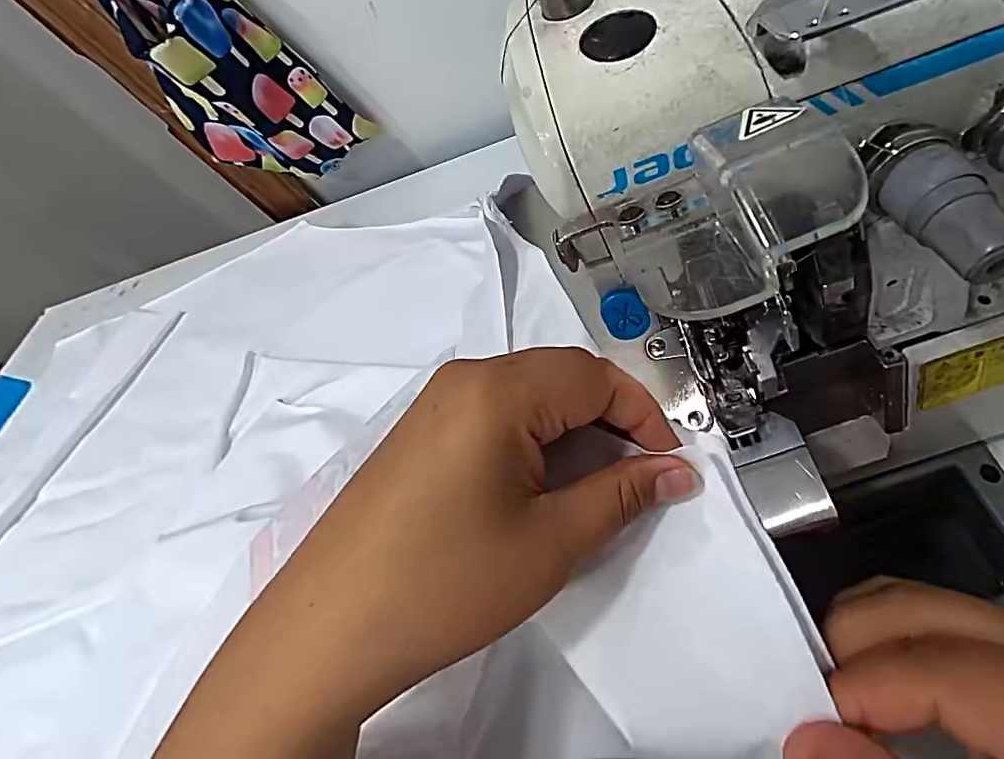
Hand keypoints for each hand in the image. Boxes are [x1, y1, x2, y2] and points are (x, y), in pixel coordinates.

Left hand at [157, 348, 695, 757]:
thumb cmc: (446, 583)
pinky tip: (540, 480)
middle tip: (637, 474)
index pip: (595, 376)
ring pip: (531, 389)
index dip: (643, 415)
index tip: (669, 464)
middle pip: (563, 374)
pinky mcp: (423, 425)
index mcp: (498, 390)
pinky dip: (535, 432)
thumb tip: (676, 471)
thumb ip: (621, 494)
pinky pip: (497, 407)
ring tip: (593, 482)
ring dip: (573, 425)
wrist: (327, 630)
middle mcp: (467, 377)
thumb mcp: (550, 542)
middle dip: (611, 417)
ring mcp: (439, 398)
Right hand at [784, 578, 1003, 758]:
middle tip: (816, 707)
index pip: (926, 663)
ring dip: (868, 645)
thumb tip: (811, 743)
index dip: (857, 690)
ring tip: (846, 703)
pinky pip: (945, 621)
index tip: (813, 724)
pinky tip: (888, 698)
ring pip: (920, 602)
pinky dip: (900, 648)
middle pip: (911, 609)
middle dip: (847, 649)